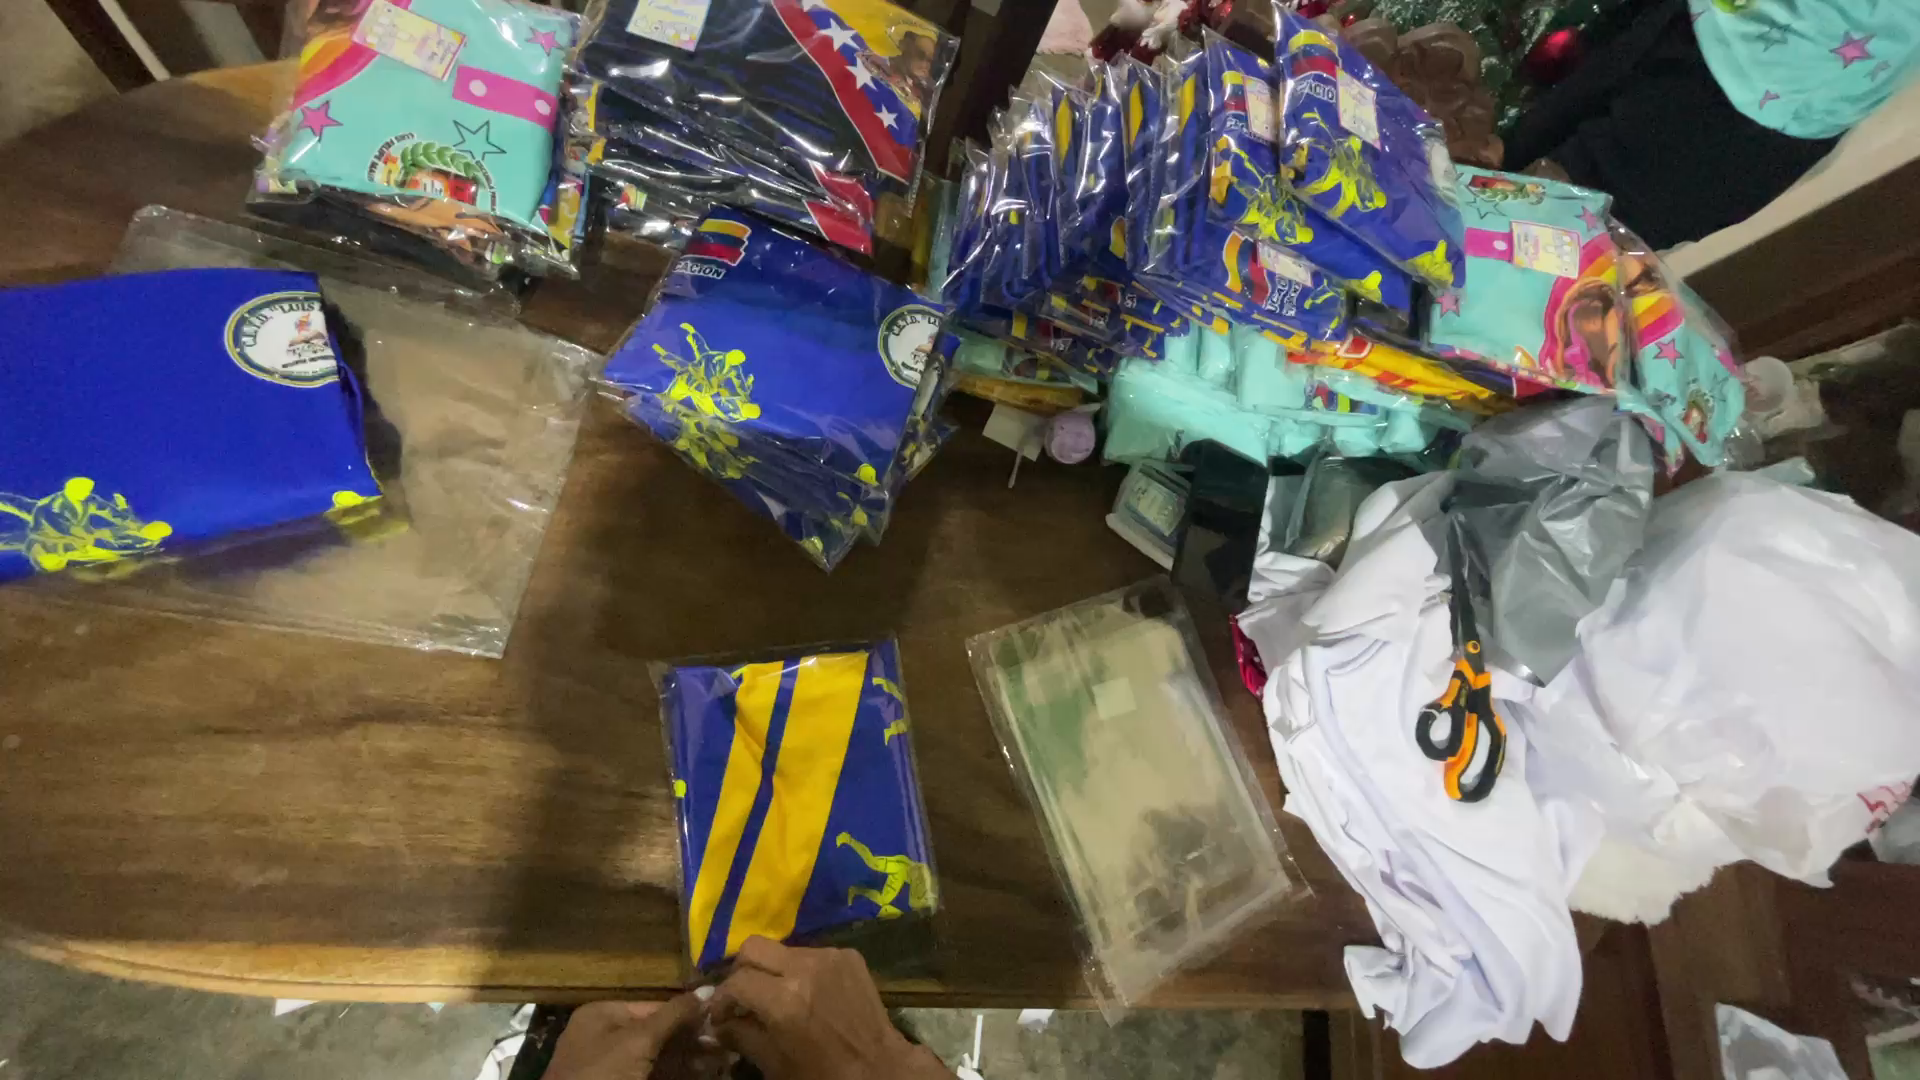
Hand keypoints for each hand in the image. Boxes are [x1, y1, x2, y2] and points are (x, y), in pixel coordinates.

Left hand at [544, 995, 720, 1079]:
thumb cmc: (601, 1077)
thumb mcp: (638, 1041)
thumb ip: (674, 1014)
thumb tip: (710, 989)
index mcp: (603, 1016)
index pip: (656, 1006)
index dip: (689, 1013)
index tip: (720, 1019)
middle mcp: (605, 1038)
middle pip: (660, 1033)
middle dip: (693, 1040)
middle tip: (725, 1045)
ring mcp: (611, 1070)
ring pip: (659, 1059)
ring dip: (690, 1060)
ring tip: (722, 1061)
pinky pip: (654, 1078)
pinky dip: (677, 1076)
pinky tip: (703, 1074)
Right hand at [712, 937, 952, 1079]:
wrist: (878, 1069)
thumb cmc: (821, 1074)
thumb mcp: (774, 1063)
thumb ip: (741, 1035)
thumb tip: (717, 1024)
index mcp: (785, 999)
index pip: (737, 981)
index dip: (721, 998)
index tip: (718, 1015)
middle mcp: (805, 966)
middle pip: (754, 946)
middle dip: (740, 970)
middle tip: (740, 996)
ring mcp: (829, 954)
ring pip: (783, 948)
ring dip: (772, 969)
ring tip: (775, 996)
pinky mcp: (848, 953)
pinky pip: (812, 953)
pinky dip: (800, 970)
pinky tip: (807, 993)